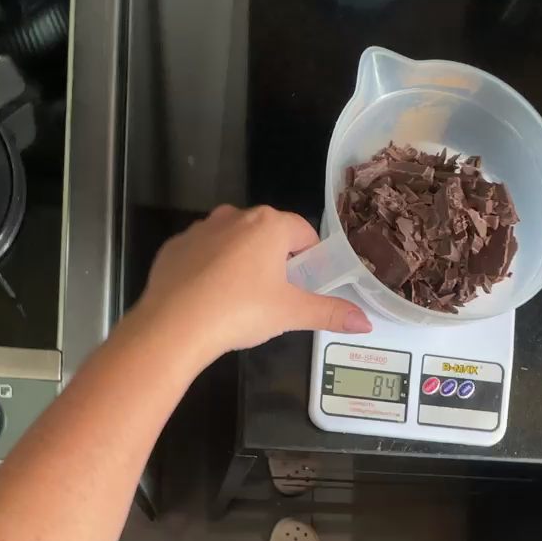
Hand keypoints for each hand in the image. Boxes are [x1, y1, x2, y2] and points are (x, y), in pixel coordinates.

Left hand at [130, 204, 370, 363]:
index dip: (309, 258)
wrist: (175, 324)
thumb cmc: (241, 311)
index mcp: (269, 225)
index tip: (306, 284)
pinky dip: (211, 272)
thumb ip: (329, 313)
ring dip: (242, 264)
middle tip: (276, 297)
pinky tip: (211, 300)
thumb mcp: (291, 314)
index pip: (303, 232)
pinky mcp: (175, 247)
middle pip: (267, 235)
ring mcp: (201, 229)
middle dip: (275, 260)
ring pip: (233, 242)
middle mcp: (235, 216)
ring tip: (242, 301)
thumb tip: (366, 322)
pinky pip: (203, 255)